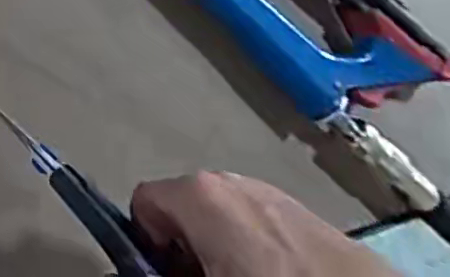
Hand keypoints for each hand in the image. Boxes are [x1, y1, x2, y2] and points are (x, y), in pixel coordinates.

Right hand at [132, 172, 397, 276]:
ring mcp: (270, 193)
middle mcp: (229, 181)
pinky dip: (258, 256)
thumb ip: (167, 272)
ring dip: (223, 254)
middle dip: (187, 250)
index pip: (144, 203)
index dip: (147, 246)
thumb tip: (154, 270)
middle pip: (183, 209)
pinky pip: (260, 229)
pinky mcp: (306, 214)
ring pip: (223, 219)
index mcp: (200, 194)